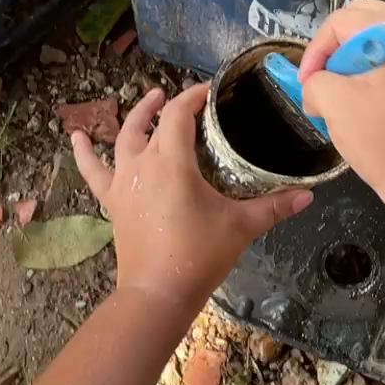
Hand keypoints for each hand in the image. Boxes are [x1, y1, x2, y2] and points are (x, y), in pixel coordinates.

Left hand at [72, 85, 311, 316]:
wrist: (157, 293)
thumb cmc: (199, 255)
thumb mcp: (240, 226)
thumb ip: (274, 207)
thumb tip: (309, 195)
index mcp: (172, 162)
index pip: (179, 115)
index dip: (193, 97)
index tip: (209, 92)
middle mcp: (142, 165)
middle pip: (152, 123)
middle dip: (167, 105)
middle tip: (181, 97)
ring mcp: (123, 183)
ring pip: (123, 139)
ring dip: (134, 117)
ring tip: (146, 101)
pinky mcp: (113, 202)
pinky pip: (94, 172)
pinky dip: (83, 154)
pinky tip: (75, 139)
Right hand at [298, 0, 384, 203]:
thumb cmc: (384, 144)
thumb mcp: (335, 105)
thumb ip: (316, 80)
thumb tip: (317, 83)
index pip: (343, 20)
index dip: (316, 49)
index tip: (307, 84)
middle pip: (363, 19)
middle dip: (334, 49)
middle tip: (323, 82)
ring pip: (377, 38)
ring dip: (352, 61)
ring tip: (343, 95)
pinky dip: (373, 71)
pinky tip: (366, 102)